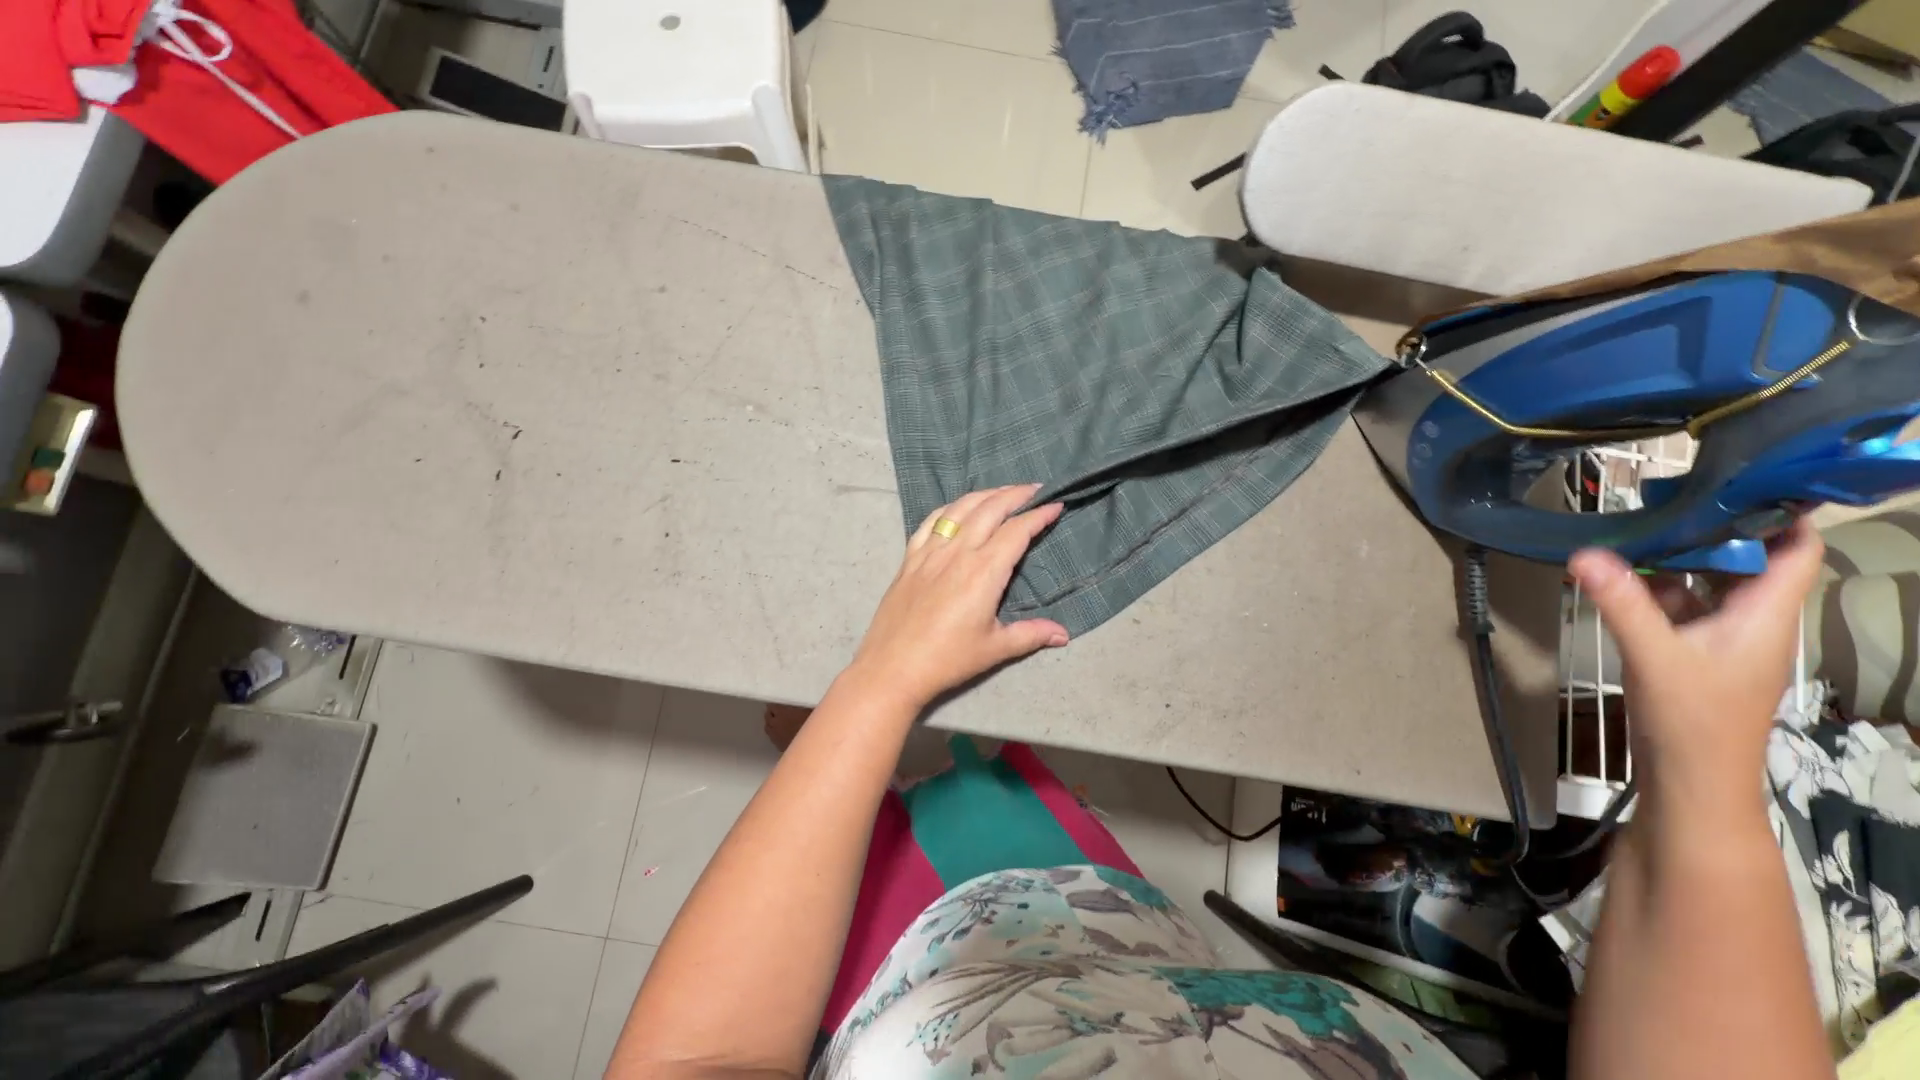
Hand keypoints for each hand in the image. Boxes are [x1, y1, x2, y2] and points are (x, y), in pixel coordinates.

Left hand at [844, 484, 1069, 710]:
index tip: (1056, 504)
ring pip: (959, 509)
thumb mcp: (995, 649)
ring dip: (984, 495)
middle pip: (989, 509)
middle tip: (1035, 489)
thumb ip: (1031, 635)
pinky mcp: (909, 560)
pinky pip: (931, 522)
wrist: (893, 668)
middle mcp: (957, 554)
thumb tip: (1063, 635)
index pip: (1017, 531)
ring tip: (1002, 492)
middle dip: (1015, 494)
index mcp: (983, 572)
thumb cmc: (947, 660)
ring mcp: (930, 553)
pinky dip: (950, 508)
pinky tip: (958, 508)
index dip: (1039, 515)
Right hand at [1567, 519, 1823, 811]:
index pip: (1794, 549)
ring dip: (1674, 557)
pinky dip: (1651, 586)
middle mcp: (1749, 619)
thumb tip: (1583, 554)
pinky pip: (1677, 605)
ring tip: (1634, 526)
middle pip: (1743, 558)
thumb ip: (1621, 603)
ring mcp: (1718, 636)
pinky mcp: (1689, 651)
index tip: (1742, 475)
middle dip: (1709, 527)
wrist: (1690, 783)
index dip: (1781, 511)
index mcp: (1765, 615)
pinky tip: (1617, 574)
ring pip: (1705, 581)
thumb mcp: (1656, 658)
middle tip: (1665, 494)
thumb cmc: (1694, 722)